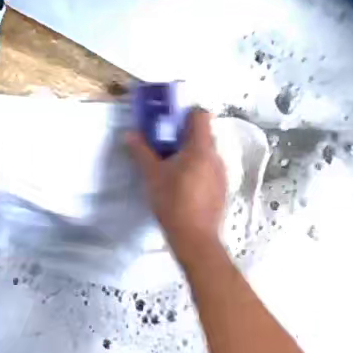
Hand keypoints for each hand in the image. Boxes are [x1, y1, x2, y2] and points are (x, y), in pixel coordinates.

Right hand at [123, 107, 226, 254]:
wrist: (195, 238)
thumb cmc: (172, 201)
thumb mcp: (152, 174)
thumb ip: (141, 151)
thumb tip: (130, 133)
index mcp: (200, 148)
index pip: (200, 115)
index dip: (185, 113)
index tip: (168, 122)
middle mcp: (216, 156)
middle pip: (202, 134)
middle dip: (183, 135)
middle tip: (163, 144)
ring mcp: (221, 174)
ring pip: (206, 153)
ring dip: (190, 153)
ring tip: (170, 166)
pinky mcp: (221, 189)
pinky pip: (209, 169)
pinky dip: (197, 169)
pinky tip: (182, 185)